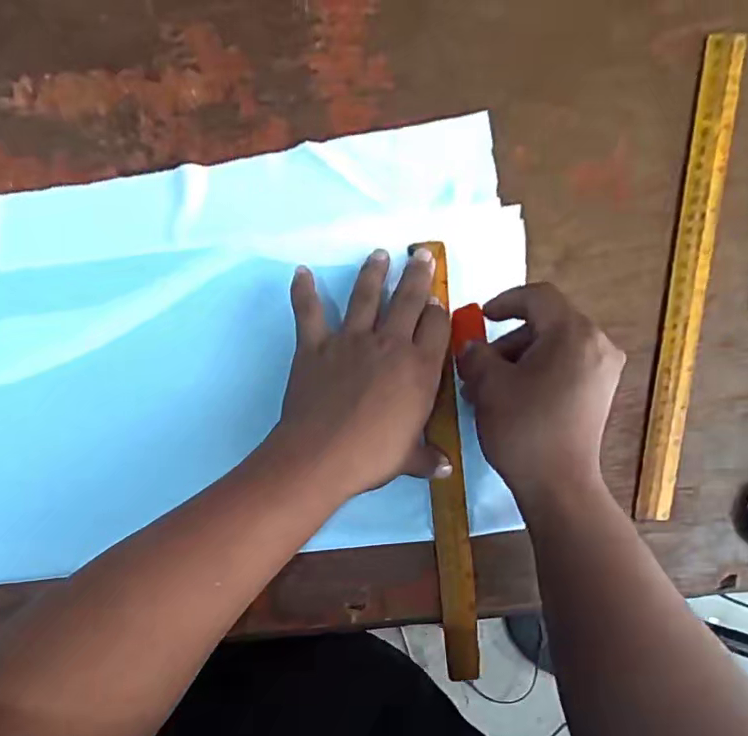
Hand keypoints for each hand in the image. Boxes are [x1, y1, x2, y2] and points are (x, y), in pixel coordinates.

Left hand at [262, 248, 452, 497]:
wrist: (322, 455)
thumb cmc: (372, 457)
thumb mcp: (408, 459)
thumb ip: (427, 458)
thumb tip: (446, 468)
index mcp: (420, 368)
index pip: (437, 327)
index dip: (439, 311)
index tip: (438, 301)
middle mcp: (390, 344)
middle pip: (408, 299)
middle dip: (417, 275)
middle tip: (421, 255)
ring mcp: (351, 341)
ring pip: (365, 296)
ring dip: (373, 272)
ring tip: (379, 255)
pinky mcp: (315, 346)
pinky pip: (308, 312)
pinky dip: (303, 291)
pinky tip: (301, 272)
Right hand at [455, 283, 625, 508]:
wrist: (558, 484)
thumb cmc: (523, 429)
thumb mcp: (489, 387)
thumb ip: (476, 355)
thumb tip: (471, 347)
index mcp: (573, 333)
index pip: (538, 297)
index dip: (504, 302)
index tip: (479, 318)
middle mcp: (597, 344)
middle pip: (546, 324)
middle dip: (507, 342)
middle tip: (477, 367)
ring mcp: (603, 371)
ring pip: (554, 348)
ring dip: (519, 361)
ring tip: (488, 390)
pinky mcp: (600, 394)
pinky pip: (565, 369)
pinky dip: (538, 374)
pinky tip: (513, 399)